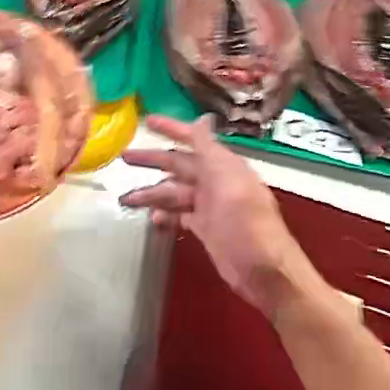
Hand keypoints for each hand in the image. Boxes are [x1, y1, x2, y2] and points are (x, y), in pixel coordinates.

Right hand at [120, 115, 316, 316]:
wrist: (264, 272)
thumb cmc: (247, 223)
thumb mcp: (229, 181)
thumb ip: (210, 150)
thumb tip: (202, 117)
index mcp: (222, 166)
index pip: (193, 139)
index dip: (171, 128)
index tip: (147, 121)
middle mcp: (215, 181)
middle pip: (178, 165)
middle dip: (152, 161)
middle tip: (124, 158)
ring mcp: (209, 206)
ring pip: (174, 192)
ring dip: (151, 194)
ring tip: (126, 199)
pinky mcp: (205, 228)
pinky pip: (179, 214)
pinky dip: (165, 215)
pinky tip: (152, 219)